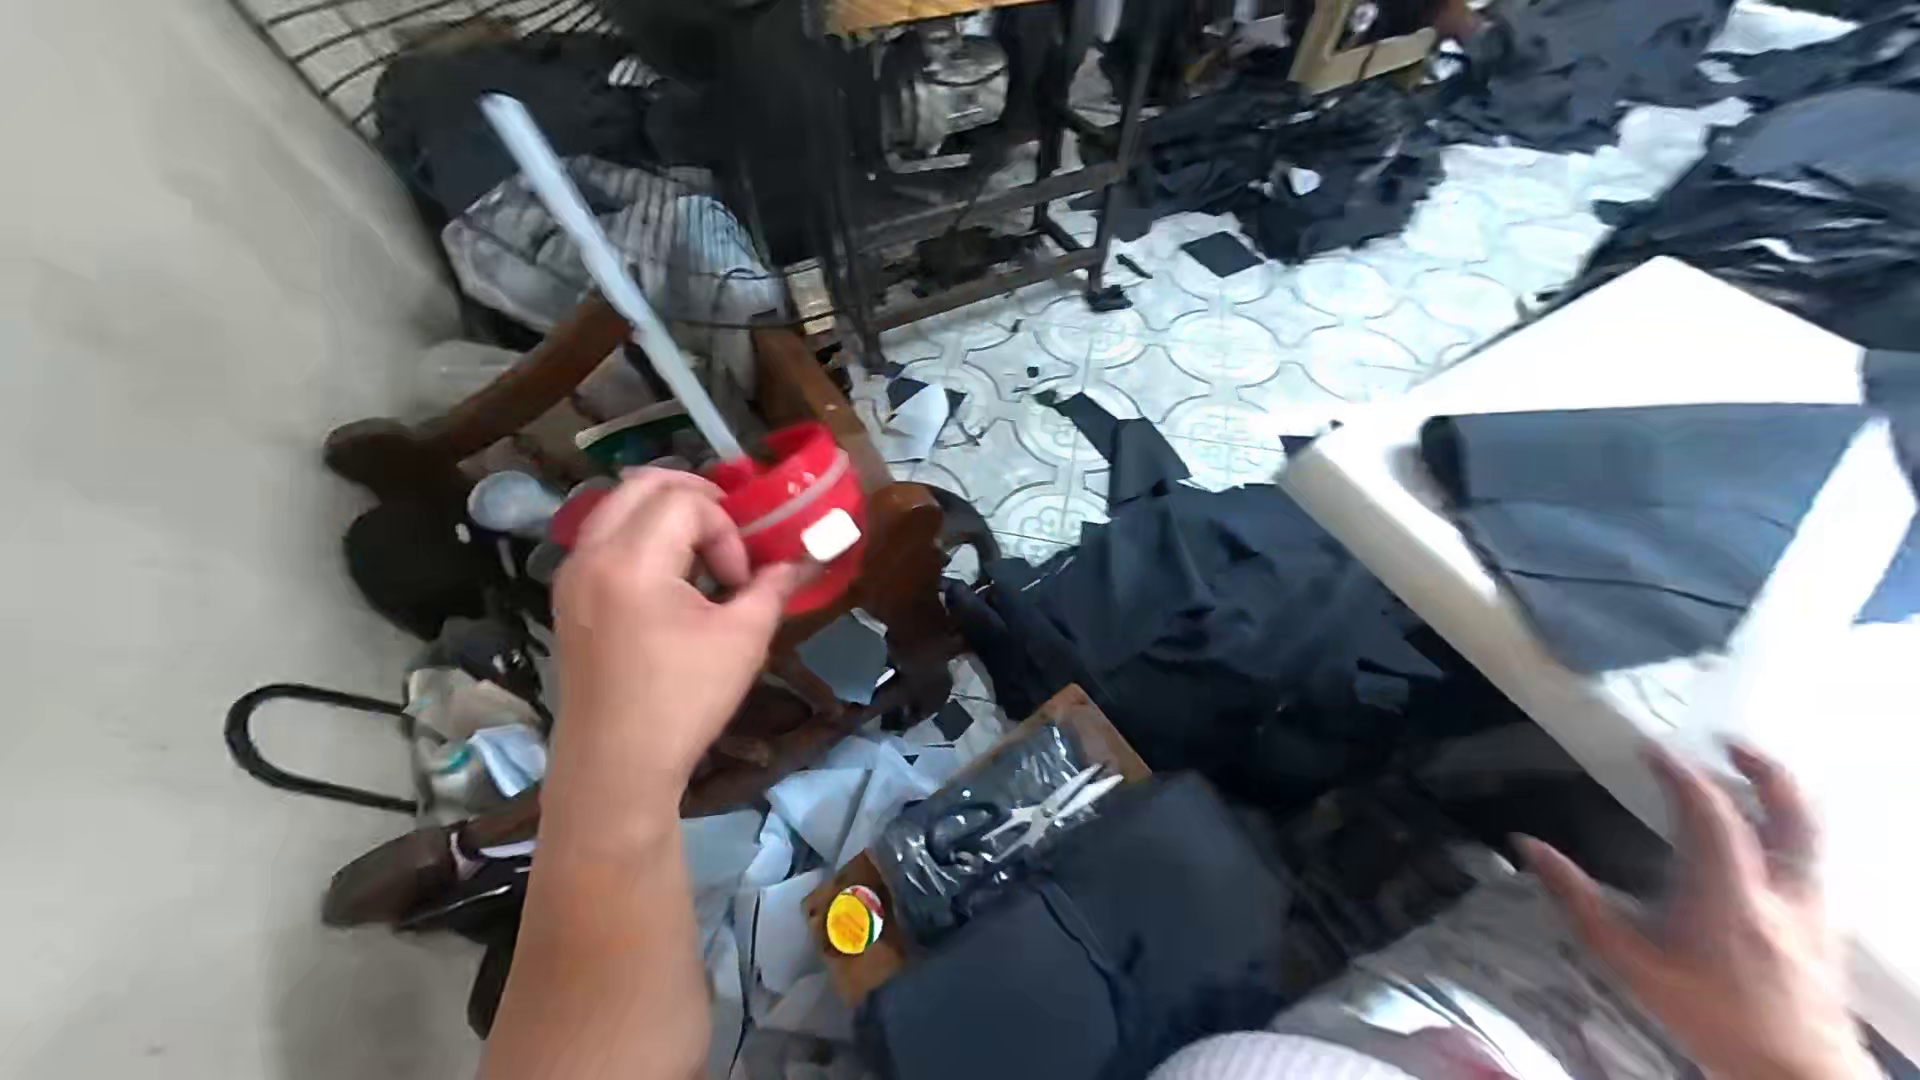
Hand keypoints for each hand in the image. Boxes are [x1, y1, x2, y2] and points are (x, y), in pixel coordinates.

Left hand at [550, 468, 803, 812]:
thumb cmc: (684, 701)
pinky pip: (604, 536)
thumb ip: (775, 587)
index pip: (685, 502)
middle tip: (730, 531)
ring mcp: (572, 575)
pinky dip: (642, 534)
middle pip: (642, 484)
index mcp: (632, 561)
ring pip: (617, 505)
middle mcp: (591, 555)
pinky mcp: (569, 597)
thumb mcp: (744, 639)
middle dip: (696, 496)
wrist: (615, 766)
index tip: (739, 581)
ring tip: (703, 551)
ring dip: (666, 512)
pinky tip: (670, 576)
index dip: (726, 530)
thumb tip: (803, 561)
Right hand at [1519, 743, 1876, 1079]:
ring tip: (1744, 774)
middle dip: (1767, 773)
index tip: (1650, 747)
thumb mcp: (1624, 956)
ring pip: (1814, 841)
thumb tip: (1524, 842)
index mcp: (1729, 896)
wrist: (1797, 1077)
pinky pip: (1811, 863)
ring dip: (1781, 799)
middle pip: (1796, 821)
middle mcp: (1783, 896)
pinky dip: (1787, 832)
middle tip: (1730, 741)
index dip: (1681, 775)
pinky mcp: (1824, 928)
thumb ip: (1575, 896)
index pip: (1712, 817)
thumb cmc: (1703, 1012)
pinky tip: (1760, 833)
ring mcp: (1814, 913)